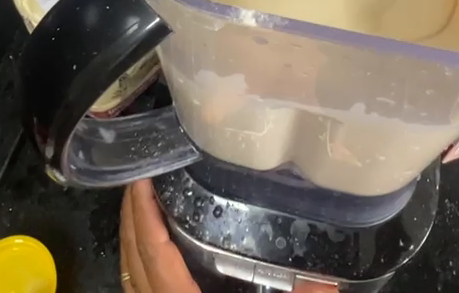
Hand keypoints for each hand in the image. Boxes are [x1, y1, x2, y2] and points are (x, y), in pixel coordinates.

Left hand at [118, 180, 335, 292]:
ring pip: (130, 281)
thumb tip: (328, 284)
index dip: (143, 218)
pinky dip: (140, 268)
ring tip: (141, 205)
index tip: (140, 180)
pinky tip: (154, 256)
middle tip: (137, 177)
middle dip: (130, 219)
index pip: (155, 257)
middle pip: (133, 263)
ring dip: (131, 242)